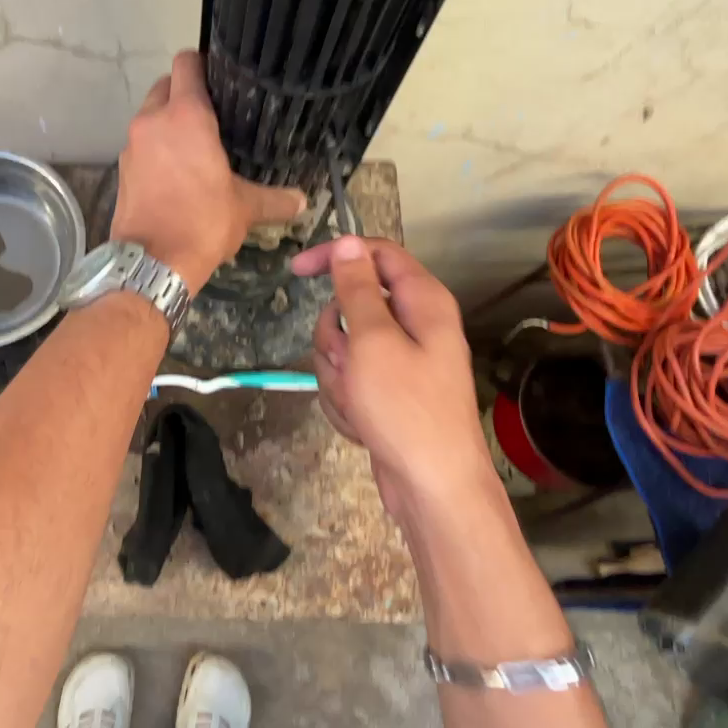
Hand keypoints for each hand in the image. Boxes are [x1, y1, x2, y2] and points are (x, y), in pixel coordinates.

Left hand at [111, 51, 307, 293]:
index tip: (221, 77)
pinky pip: (141, 145)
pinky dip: (156, 149)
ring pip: (150, 116)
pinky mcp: (122, 169)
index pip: (187, 63)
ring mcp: (132, 145)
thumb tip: (304, 201)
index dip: (203, 63)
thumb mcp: (245, 208)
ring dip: (168, 122)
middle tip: (213, 114)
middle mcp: (153, 121)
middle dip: (185, 93)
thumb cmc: (202, 223)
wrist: (152, 264)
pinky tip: (176, 170)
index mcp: (185, 115)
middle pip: (165, 86)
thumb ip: (275, 199)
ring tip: (196, 144)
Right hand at [291, 236, 492, 523]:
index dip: (336, 256)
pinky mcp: (388, 393)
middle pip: (352, 306)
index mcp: (422, 301)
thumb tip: (348, 242)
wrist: (432, 486)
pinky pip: (350, 381)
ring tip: (356, 401)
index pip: (375, 255)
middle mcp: (415, 326)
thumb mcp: (373, 341)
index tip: (296, 271)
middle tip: (346, 362)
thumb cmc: (405, 409)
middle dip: (335, 337)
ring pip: (344, 348)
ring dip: (337, 374)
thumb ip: (357, 289)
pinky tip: (361, 422)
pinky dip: (346, 400)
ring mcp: (401, 363)